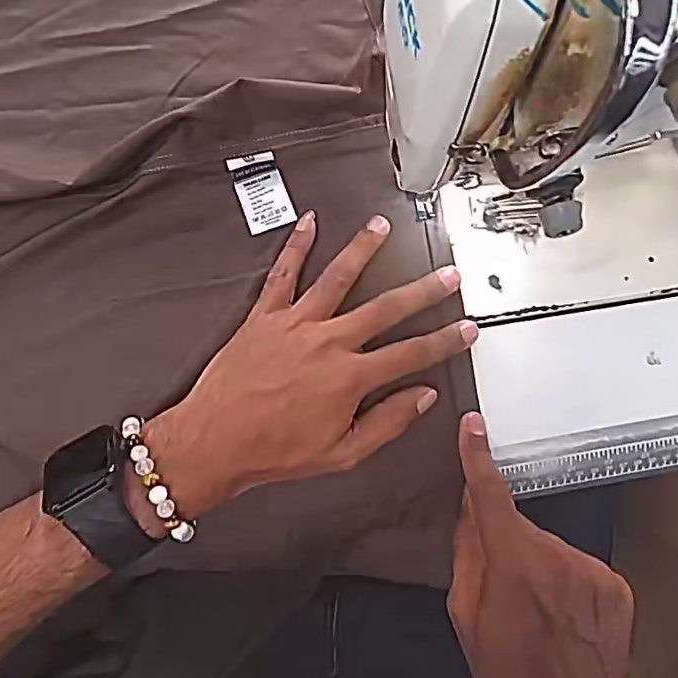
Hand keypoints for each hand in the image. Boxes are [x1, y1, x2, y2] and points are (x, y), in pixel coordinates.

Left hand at [143, 211, 475, 520]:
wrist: (214, 443)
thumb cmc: (271, 450)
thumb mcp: (341, 453)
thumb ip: (387, 422)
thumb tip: (421, 398)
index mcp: (349, 378)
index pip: (411, 353)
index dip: (444, 340)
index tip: (463, 329)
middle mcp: (326, 343)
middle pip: (386, 308)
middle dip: (423, 290)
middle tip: (445, 275)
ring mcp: (295, 324)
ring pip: (338, 277)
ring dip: (364, 250)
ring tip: (381, 228)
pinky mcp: (264, 317)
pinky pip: (283, 274)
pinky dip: (296, 246)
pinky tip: (308, 224)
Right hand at [447, 412, 634, 677]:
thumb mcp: (465, 619)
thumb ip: (467, 556)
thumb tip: (471, 513)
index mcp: (512, 564)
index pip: (490, 495)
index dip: (478, 458)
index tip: (473, 425)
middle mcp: (557, 557)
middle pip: (519, 527)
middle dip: (505, 544)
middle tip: (502, 591)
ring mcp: (593, 570)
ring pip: (549, 548)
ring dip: (538, 567)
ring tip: (538, 616)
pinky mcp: (617, 585)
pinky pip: (578, 567)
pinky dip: (566, 583)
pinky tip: (565, 621)